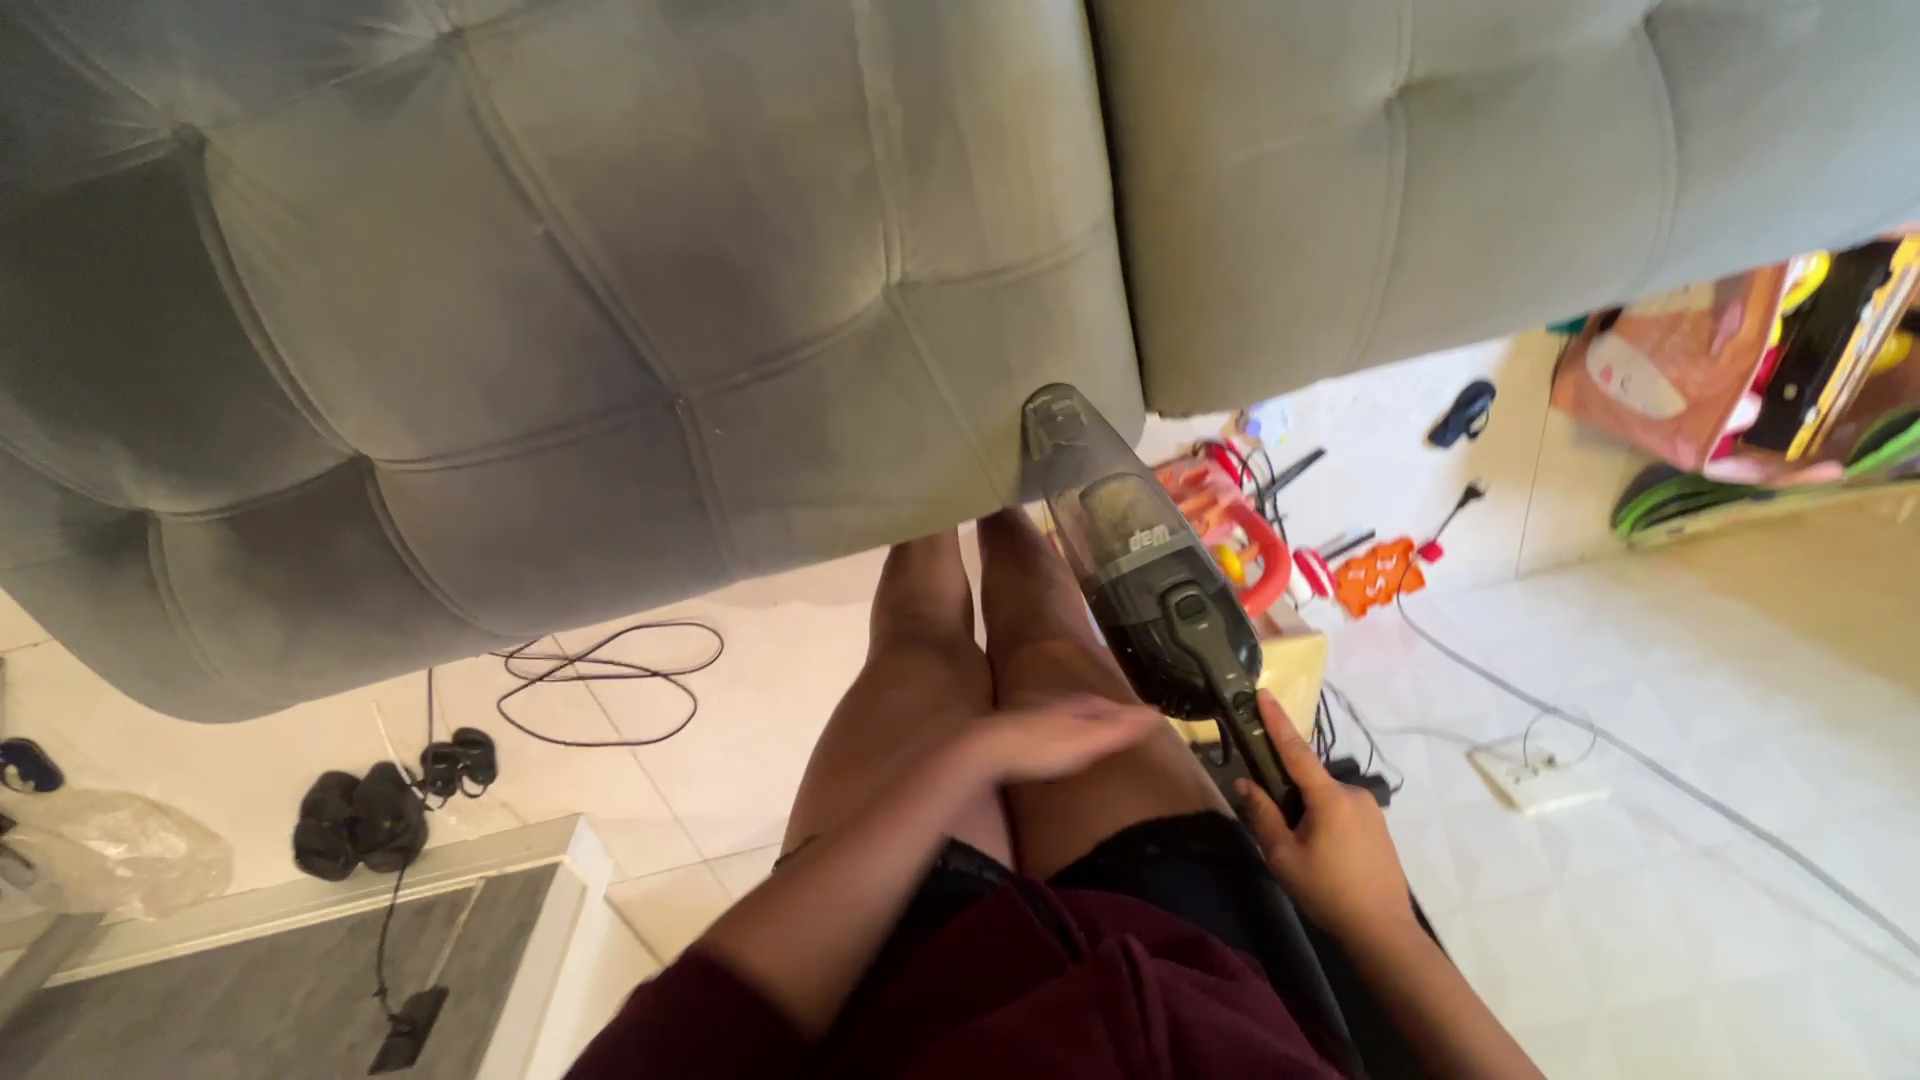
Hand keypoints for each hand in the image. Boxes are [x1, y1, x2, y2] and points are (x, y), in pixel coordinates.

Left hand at [962, 695, 1163, 785]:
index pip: (1104, 703)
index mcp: (1073, 704)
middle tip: (1114, 719)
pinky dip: (1049, 729)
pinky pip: (1037, 723)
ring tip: (1083, 728)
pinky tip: (1046, 741)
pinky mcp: (1009, 729)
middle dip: (1098, 710)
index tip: (1140, 717)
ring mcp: (1027, 713)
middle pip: (1081, 703)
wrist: (988, 749)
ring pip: (1057, 710)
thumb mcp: (1087, 740)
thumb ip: (1119, 728)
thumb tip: (1155, 713)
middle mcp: (1051, 703)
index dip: (1122, 712)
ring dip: (1072, 717)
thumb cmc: (1042, 747)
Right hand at [1238, 690, 1414, 944]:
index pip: (1296, 751)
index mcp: (1330, 797)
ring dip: (1307, 813)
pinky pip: (1341, 812)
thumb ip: (1263, 814)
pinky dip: (1324, 823)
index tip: (1264, 693)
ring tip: (1304, 854)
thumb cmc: (1328, 892)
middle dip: (1288, 797)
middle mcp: (1354, 794)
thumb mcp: (1283, 856)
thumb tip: (1245, 784)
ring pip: (1324, 799)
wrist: (1384, 932)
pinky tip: (1324, 857)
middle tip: (1279, 831)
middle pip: (1308, 781)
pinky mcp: (1379, 827)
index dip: (1277, 721)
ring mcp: (1371, 811)